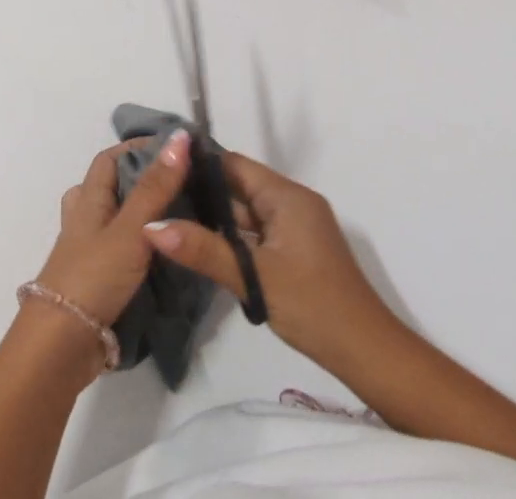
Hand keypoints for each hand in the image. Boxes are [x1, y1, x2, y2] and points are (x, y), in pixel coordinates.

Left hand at [34, 130, 191, 328]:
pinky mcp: (97, 281)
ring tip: (178, 214)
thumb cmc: (93, 278)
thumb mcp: (131, 229)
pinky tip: (166, 252)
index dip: (137, 148)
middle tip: (184, 182)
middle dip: (141, 179)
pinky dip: (142, 244)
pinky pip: (121, 249)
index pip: (108, 160)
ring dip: (140, 213)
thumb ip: (156, 188)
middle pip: (108, 187)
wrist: (62, 345)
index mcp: (87, 201)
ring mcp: (88, 253)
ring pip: (113, 220)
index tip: (176, 148)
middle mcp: (84, 221)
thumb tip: (180, 137)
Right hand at [143, 152, 391, 367]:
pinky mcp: (294, 250)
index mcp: (288, 197)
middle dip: (199, 192)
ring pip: (244, 213)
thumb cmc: (313, 305)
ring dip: (212, 217)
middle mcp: (292, 203)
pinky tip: (197, 245)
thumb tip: (150, 226)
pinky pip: (254, 233)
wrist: (365, 351)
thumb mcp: (253, 277)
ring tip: (164, 217)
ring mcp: (294, 228)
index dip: (197, 164)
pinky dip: (229, 237)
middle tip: (153, 197)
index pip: (234, 165)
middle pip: (238, 187)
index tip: (158, 168)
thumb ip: (202, 249)